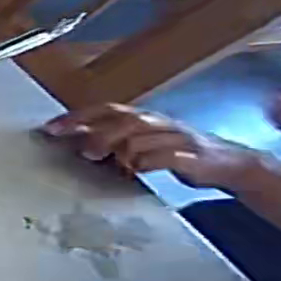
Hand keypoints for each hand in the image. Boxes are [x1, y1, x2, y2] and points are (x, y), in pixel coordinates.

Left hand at [41, 103, 265, 190]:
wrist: (231, 165)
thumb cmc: (170, 151)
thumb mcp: (135, 141)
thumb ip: (105, 136)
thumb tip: (65, 136)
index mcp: (142, 118)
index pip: (105, 109)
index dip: (77, 117)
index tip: (49, 129)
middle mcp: (160, 123)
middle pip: (125, 121)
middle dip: (98, 135)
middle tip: (86, 154)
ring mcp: (180, 138)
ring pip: (143, 137)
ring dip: (120, 151)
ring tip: (109, 163)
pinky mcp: (197, 157)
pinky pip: (168, 157)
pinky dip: (147, 163)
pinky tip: (136, 171)